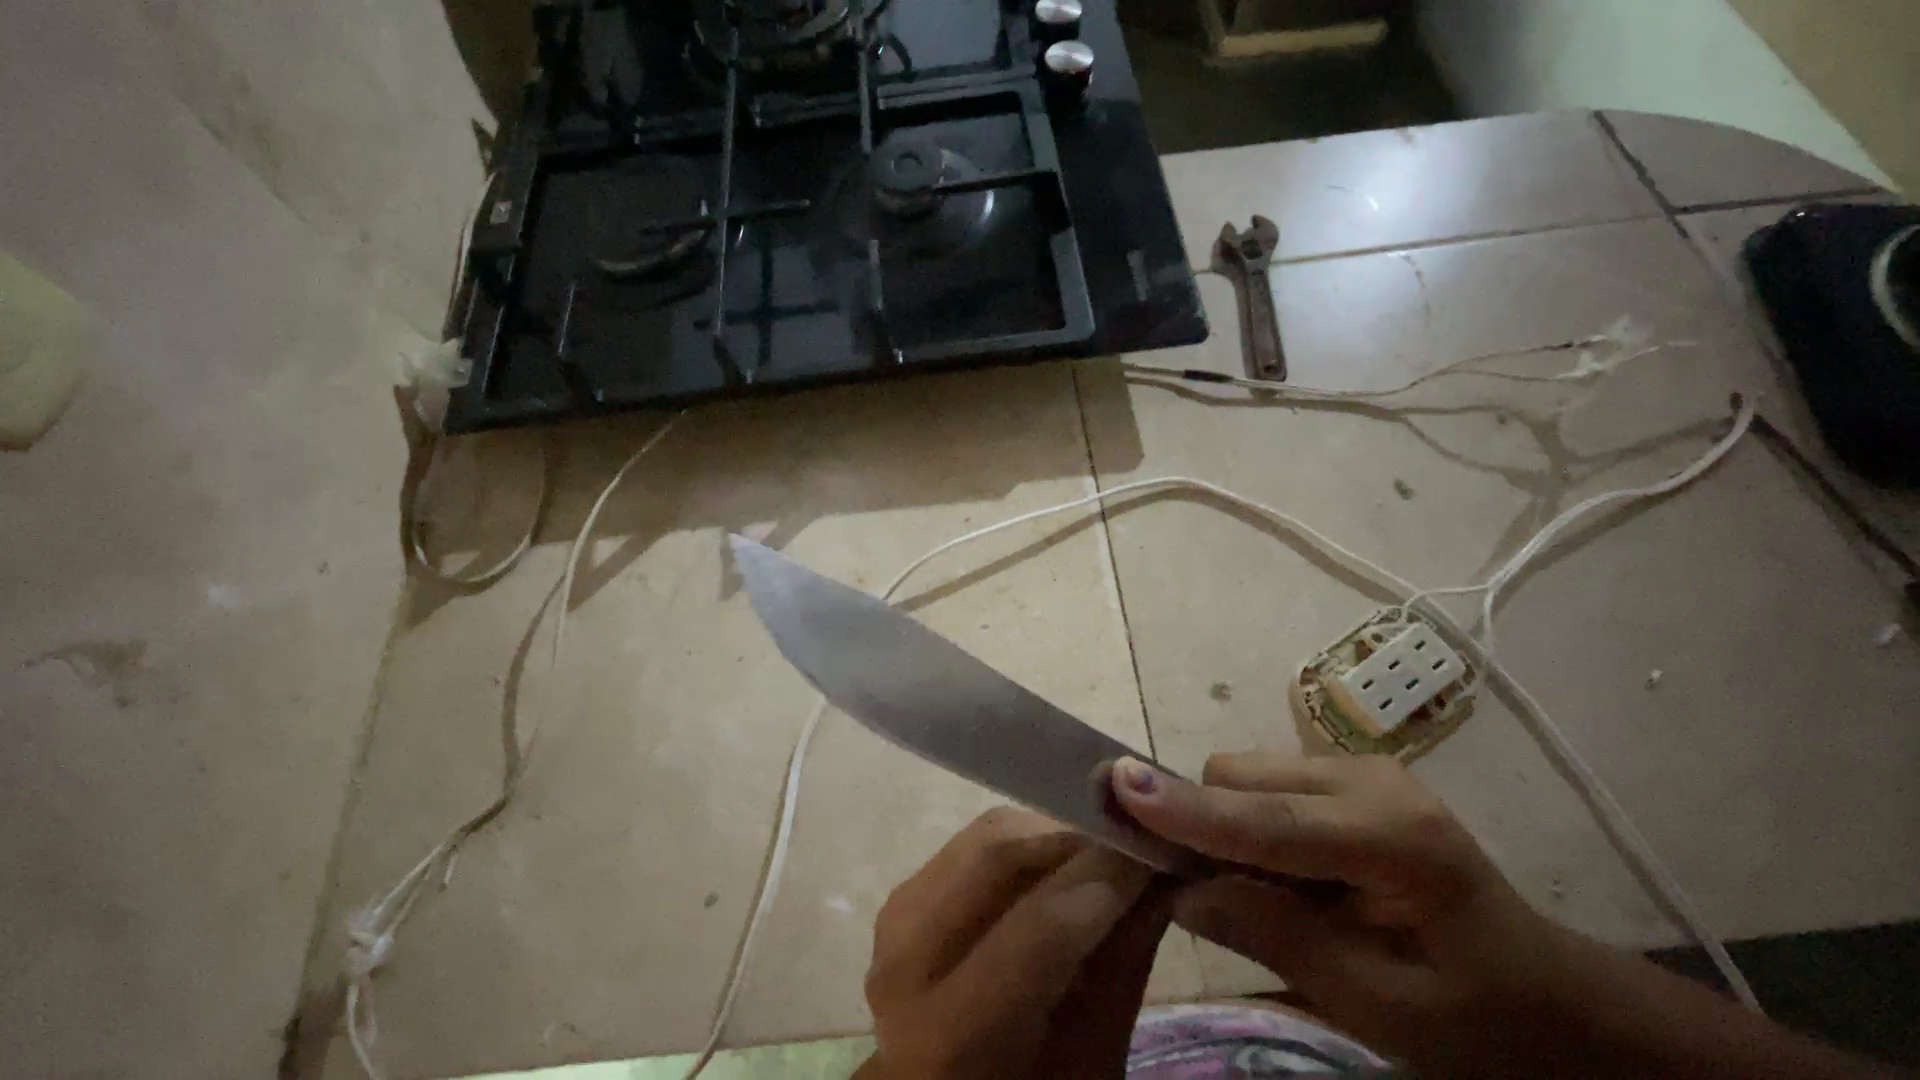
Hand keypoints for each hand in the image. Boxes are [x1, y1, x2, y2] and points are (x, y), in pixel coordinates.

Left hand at [855, 807, 1169, 1079]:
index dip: (1106, 880)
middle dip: (1081, 840)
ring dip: (1056, 832)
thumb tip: (1162, 875)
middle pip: (1001, 857)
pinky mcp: (905, 893)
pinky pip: (975, 841)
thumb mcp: (1089, 1060)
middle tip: (1140, 838)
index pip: (1037, 930)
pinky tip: (1069, 858)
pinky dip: (1031, 839)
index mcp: (944, 1035)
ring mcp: (896, 918)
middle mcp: (903, 961)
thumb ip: (1120, 966)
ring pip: (988, 835)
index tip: (1161, 852)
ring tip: (1110, 850)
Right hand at [1110, 753, 1579, 1075]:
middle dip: (1201, 822)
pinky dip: (1246, 824)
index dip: (1190, 811)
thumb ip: (1277, 938)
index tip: (1117, 789)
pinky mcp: (1349, 778)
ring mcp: (1362, 771)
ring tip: (1258, 894)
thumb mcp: (1379, 1006)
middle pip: (1240, 777)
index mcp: (1397, 841)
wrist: (1550, 995)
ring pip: (1244, 775)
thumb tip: (1180, 891)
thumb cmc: (1476, 1016)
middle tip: (1198, 891)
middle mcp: (1373, 781)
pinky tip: (1283, 877)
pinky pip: (1264, 786)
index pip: (1269, 823)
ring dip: (1223, 825)